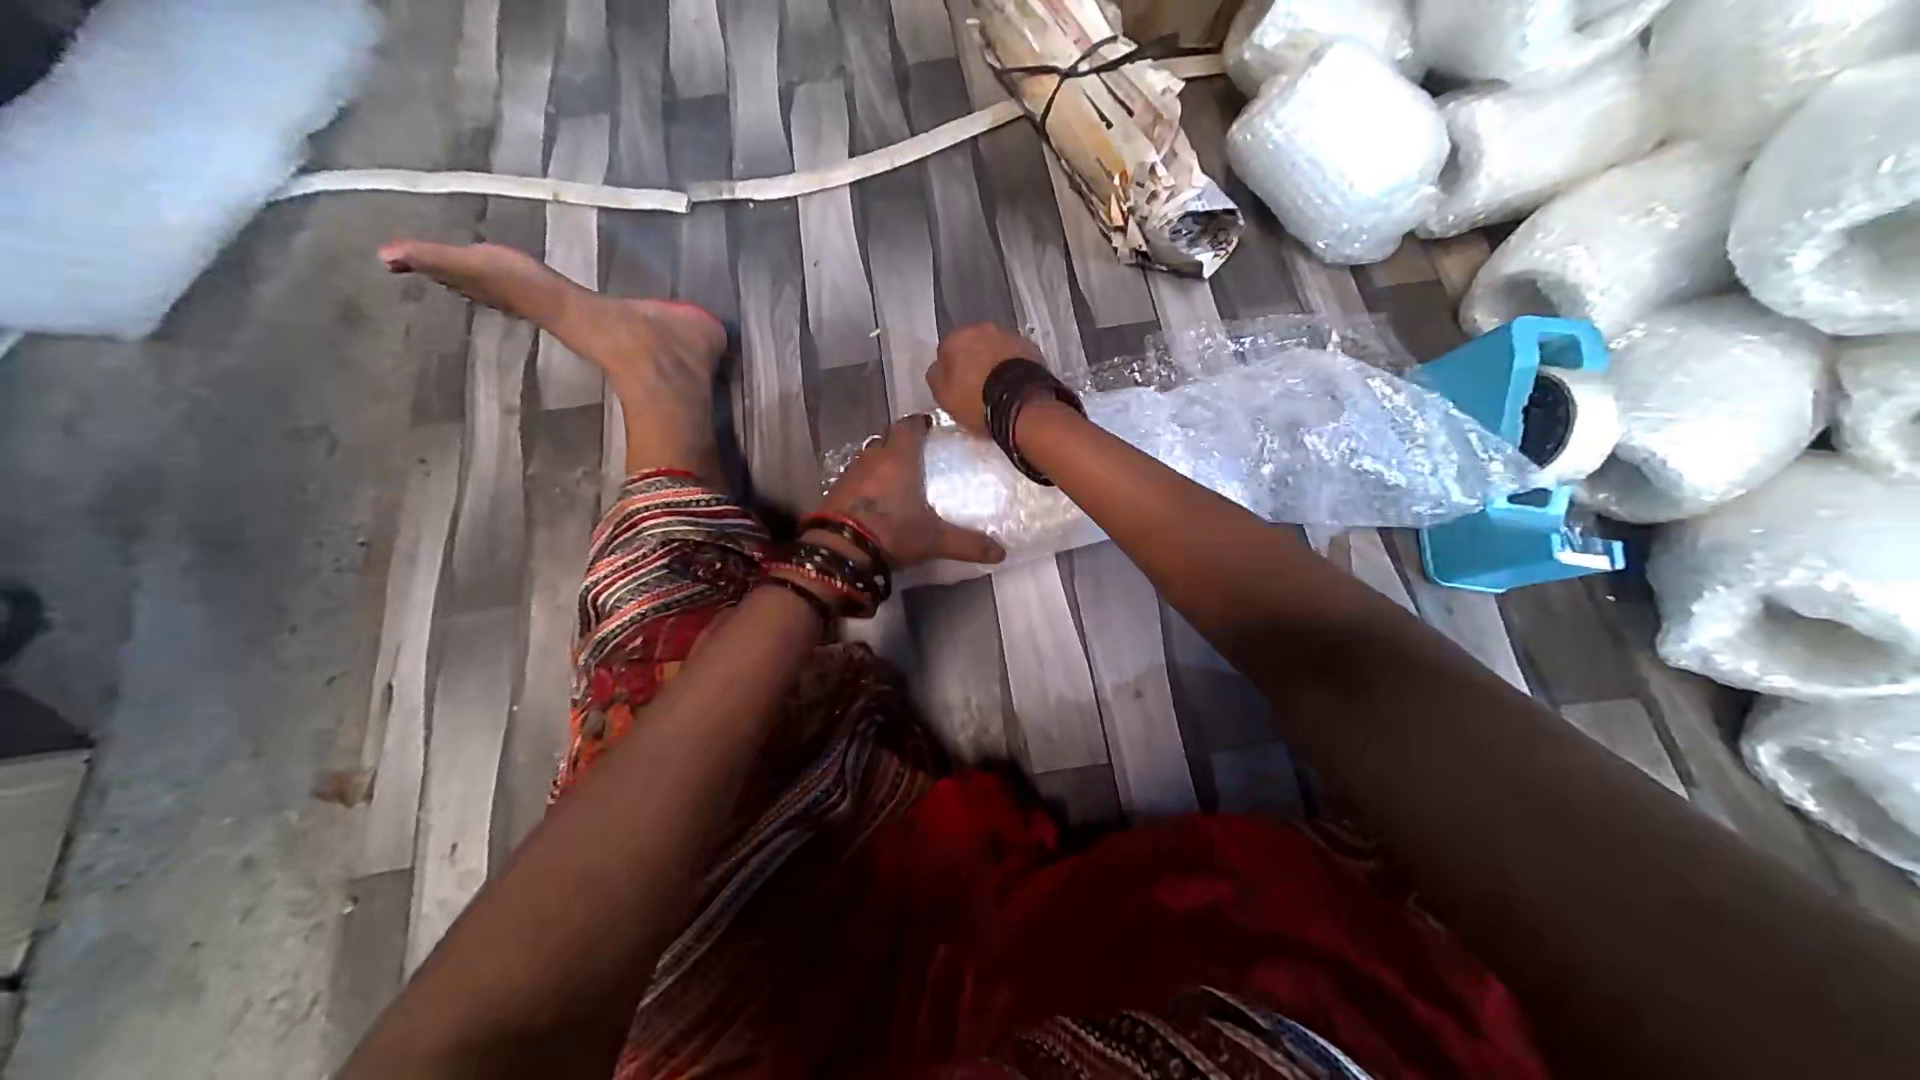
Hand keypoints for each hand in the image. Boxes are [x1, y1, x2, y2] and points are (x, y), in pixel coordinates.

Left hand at [818, 415, 1005, 567]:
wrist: (841, 550)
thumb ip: (967, 543)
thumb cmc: (892, 533)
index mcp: (900, 458)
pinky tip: (873, 496)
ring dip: (881, 460)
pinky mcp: (835, 489)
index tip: (930, 427)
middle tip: (916, 453)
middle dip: (900, 441)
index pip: (909, 425)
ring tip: (896, 475)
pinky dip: (865, 480)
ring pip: (868, 455)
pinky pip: (854, 475)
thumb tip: (1001, 554)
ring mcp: (850, 472)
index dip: (919, 423)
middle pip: (887, 437)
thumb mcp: (934, 540)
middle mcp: (873, 457)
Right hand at [927, 323, 1044, 433]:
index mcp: (956, 338)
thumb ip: (936, 377)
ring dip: (994, 362)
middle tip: (976, 387)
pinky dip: (1012, 365)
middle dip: (973, 361)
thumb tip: (939, 370)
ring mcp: (1009, 336)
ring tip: (996, 388)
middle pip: (972, 345)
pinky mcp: (1030, 347)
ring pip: (995, 348)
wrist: (1022, 404)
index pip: (946, 351)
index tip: (955, 387)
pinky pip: (1015, 355)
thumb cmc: (978, 401)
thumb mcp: (943, 397)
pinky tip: (1012, 385)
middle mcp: (983, 330)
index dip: (950, 371)